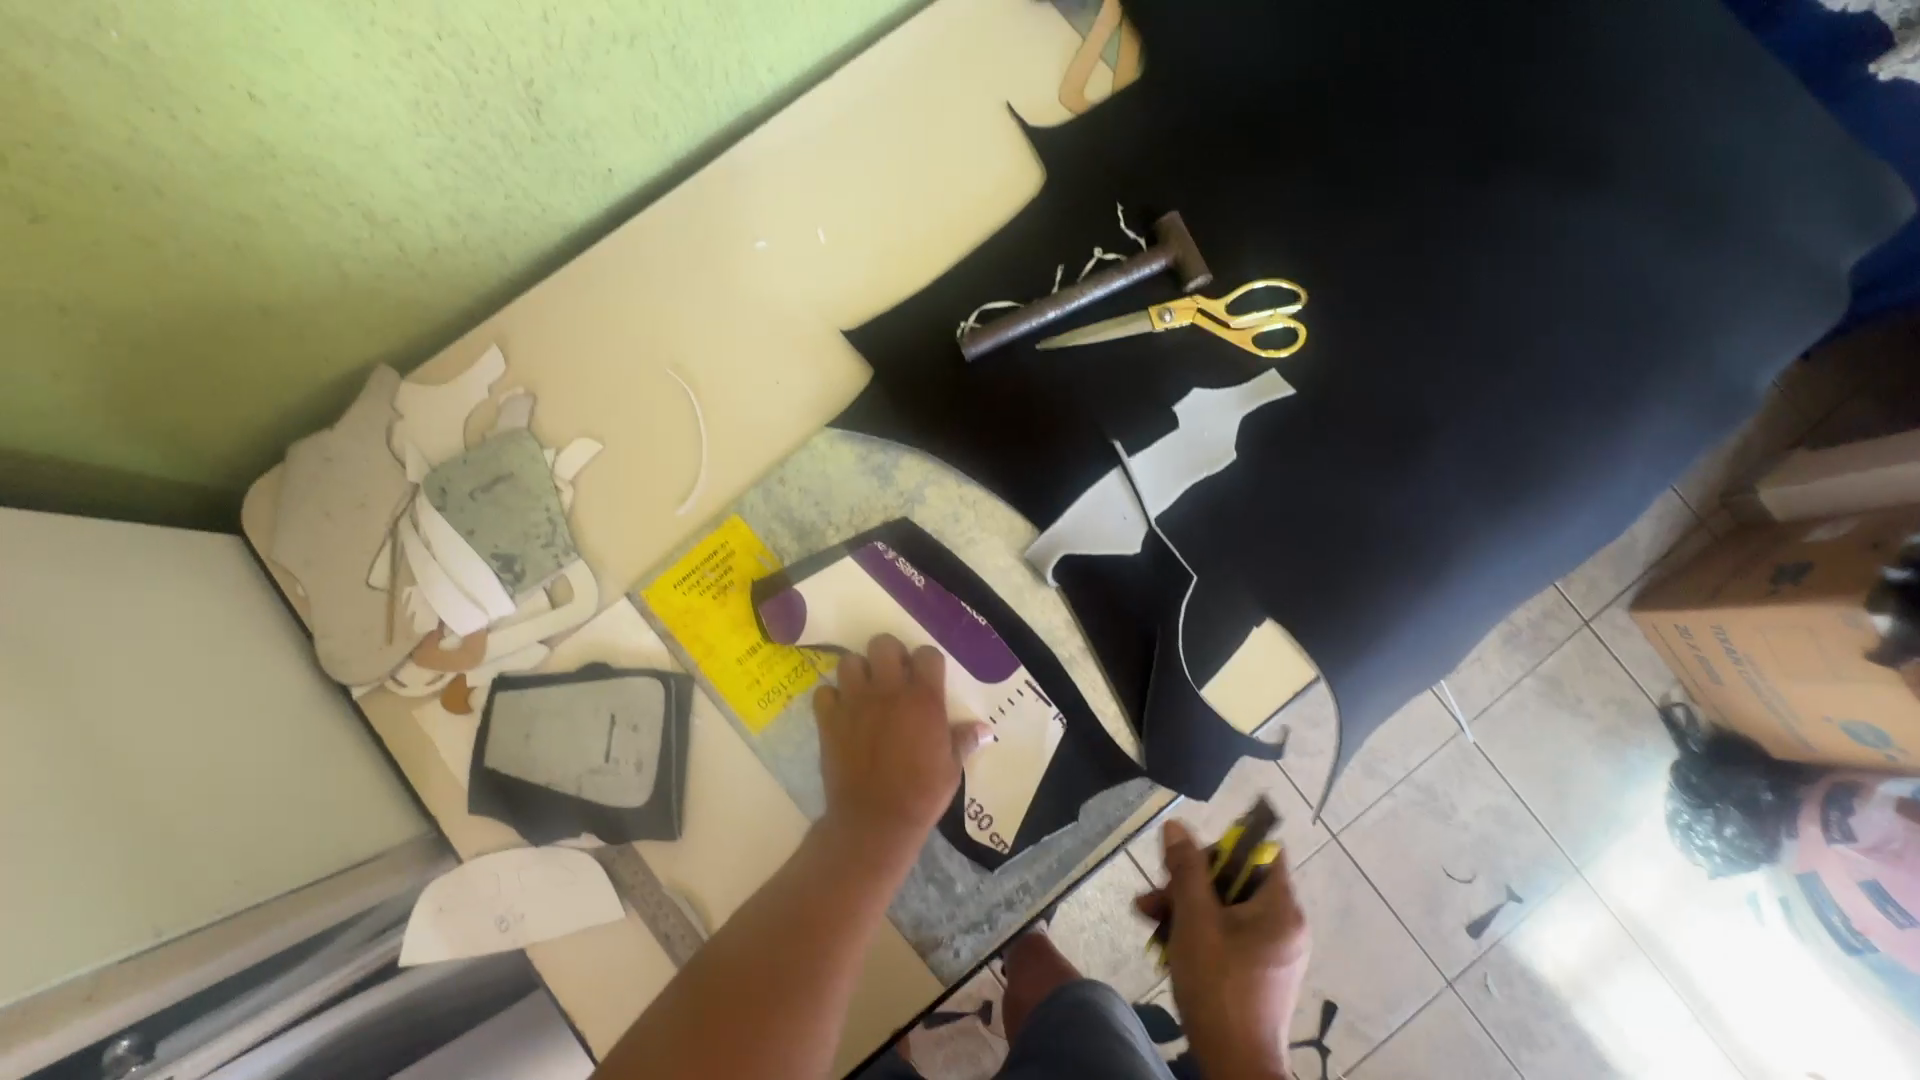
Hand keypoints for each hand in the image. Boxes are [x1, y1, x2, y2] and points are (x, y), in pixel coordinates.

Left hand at [812, 635, 992, 855]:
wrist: (874, 820)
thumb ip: (963, 741)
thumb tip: (983, 730)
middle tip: (893, 676)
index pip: (926, 654)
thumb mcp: (951, 768)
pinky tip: (842, 713)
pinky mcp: (829, 720)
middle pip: (883, 644)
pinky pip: (824, 692)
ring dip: (858, 672)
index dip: (927, 662)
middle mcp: (888, 691)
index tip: (926, 677)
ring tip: (865, 691)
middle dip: (889, 655)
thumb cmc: (921, 794)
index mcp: (923, 699)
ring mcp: (855, 703)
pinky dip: (832, 698)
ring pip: (850, 662)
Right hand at [1135, 820, 1310, 1079]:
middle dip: (1190, 882)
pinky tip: (1164, 940)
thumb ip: (1186, 870)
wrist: (1236, 1064)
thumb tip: (1176, 826)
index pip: (1260, 851)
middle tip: (1156, 894)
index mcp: (1281, 907)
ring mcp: (1273, 950)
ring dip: (1185, 907)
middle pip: (1235, 880)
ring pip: (1226, 908)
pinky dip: (1199, 931)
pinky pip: (1228, 934)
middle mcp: (1284, 924)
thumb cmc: (1219, 986)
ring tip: (1147, 916)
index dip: (1223, 847)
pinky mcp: (1258, 971)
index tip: (1189, 860)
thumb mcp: (1195, 920)